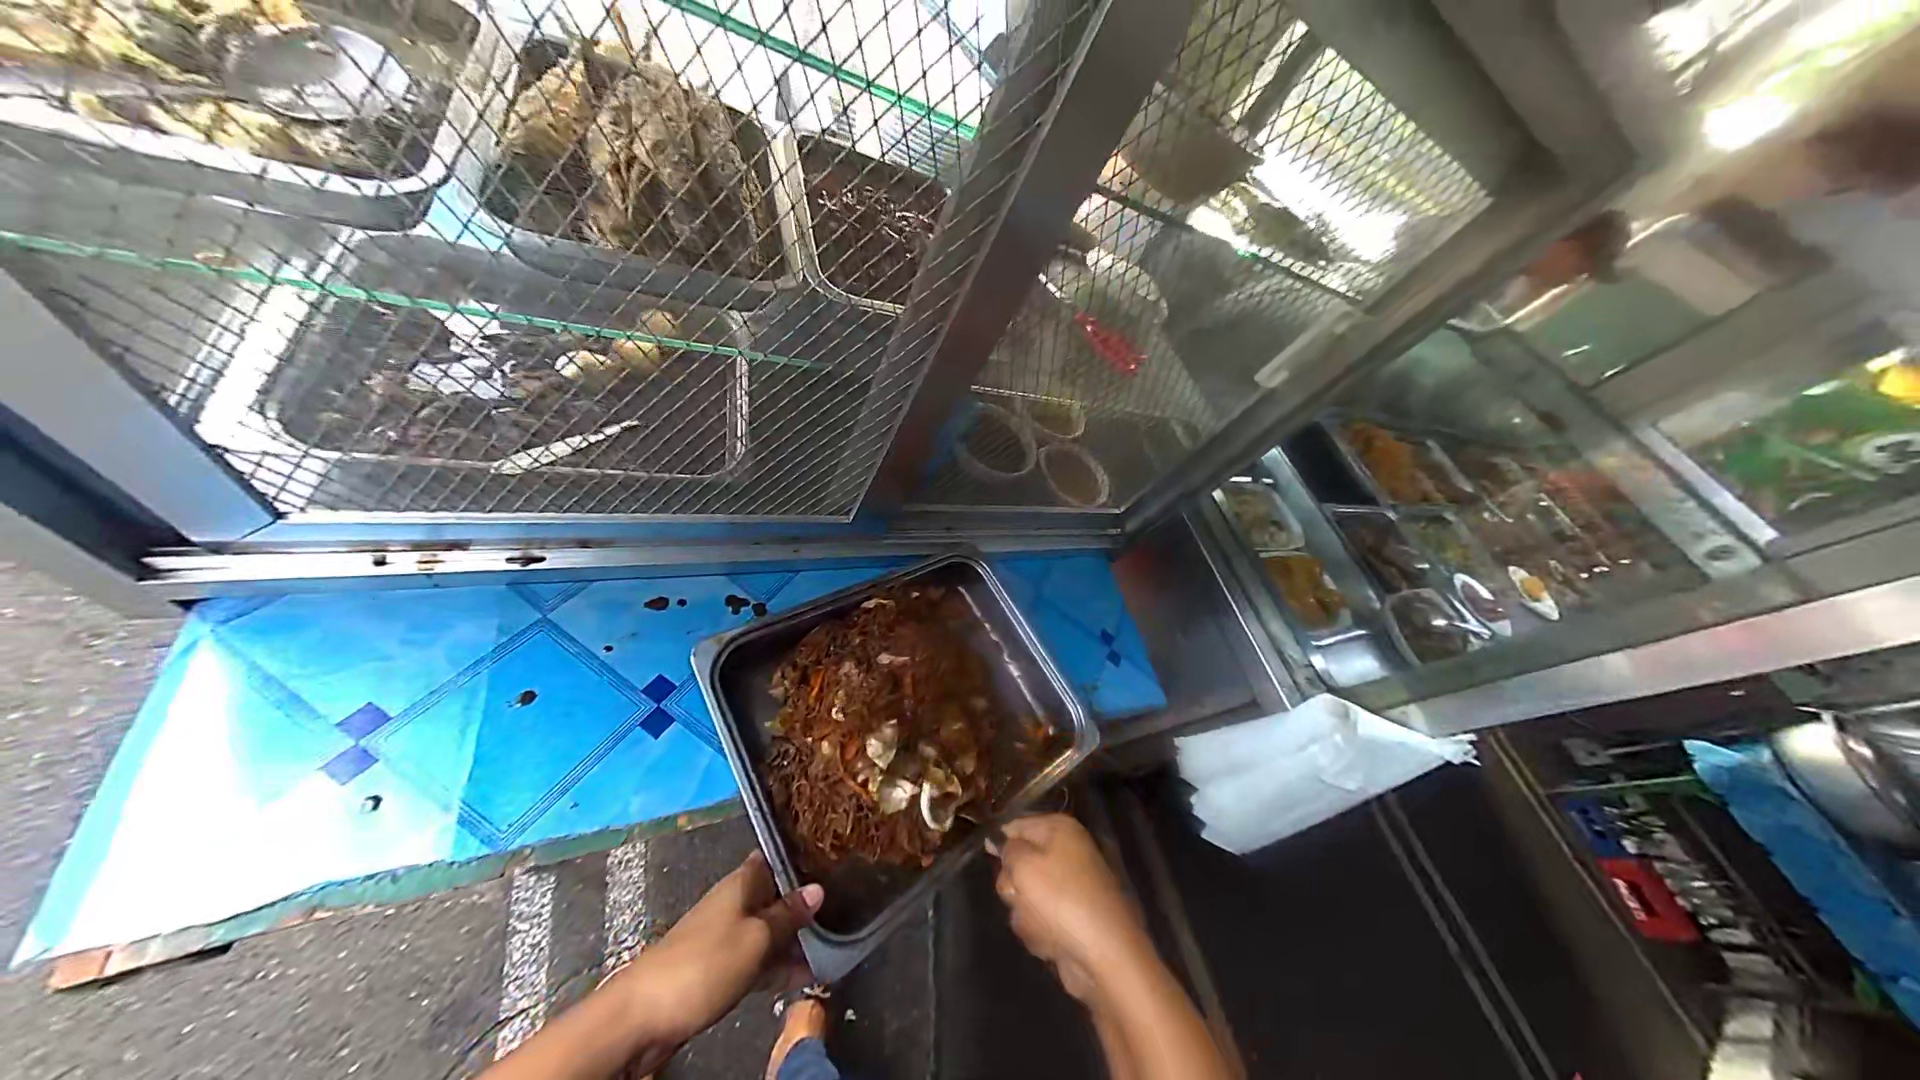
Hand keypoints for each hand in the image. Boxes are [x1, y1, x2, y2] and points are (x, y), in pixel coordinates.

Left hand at [609, 851, 822, 1045]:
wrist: (642, 1017)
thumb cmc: (704, 964)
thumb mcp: (756, 938)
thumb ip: (788, 914)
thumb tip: (818, 888)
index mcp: (742, 883)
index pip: (776, 858)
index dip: (802, 859)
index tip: (834, 862)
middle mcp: (736, 903)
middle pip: (777, 896)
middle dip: (806, 906)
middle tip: (845, 913)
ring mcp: (727, 936)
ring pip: (770, 931)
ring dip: (795, 940)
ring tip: (834, 948)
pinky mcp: (720, 969)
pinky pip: (758, 960)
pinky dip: (779, 965)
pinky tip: (805, 976)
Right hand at [988, 814, 1152, 1002]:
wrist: (1106, 954)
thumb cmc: (1062, 899)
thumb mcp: (1024, 865)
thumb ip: (1007, 849)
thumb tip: (999, 840)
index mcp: (1060, 829)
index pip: (1014, 826)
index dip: (1000, 846)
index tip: (995, 864)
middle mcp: (1067, 852)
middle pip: (1018, 864)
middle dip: (1014, 886)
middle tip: (1022, 896)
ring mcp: (1070, 887)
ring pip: (1025, 896)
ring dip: (1026, 913)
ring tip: (1043, 924)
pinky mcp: (1070, 918)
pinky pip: (1039, 920)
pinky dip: (1041, 931)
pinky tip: (1053, 941)